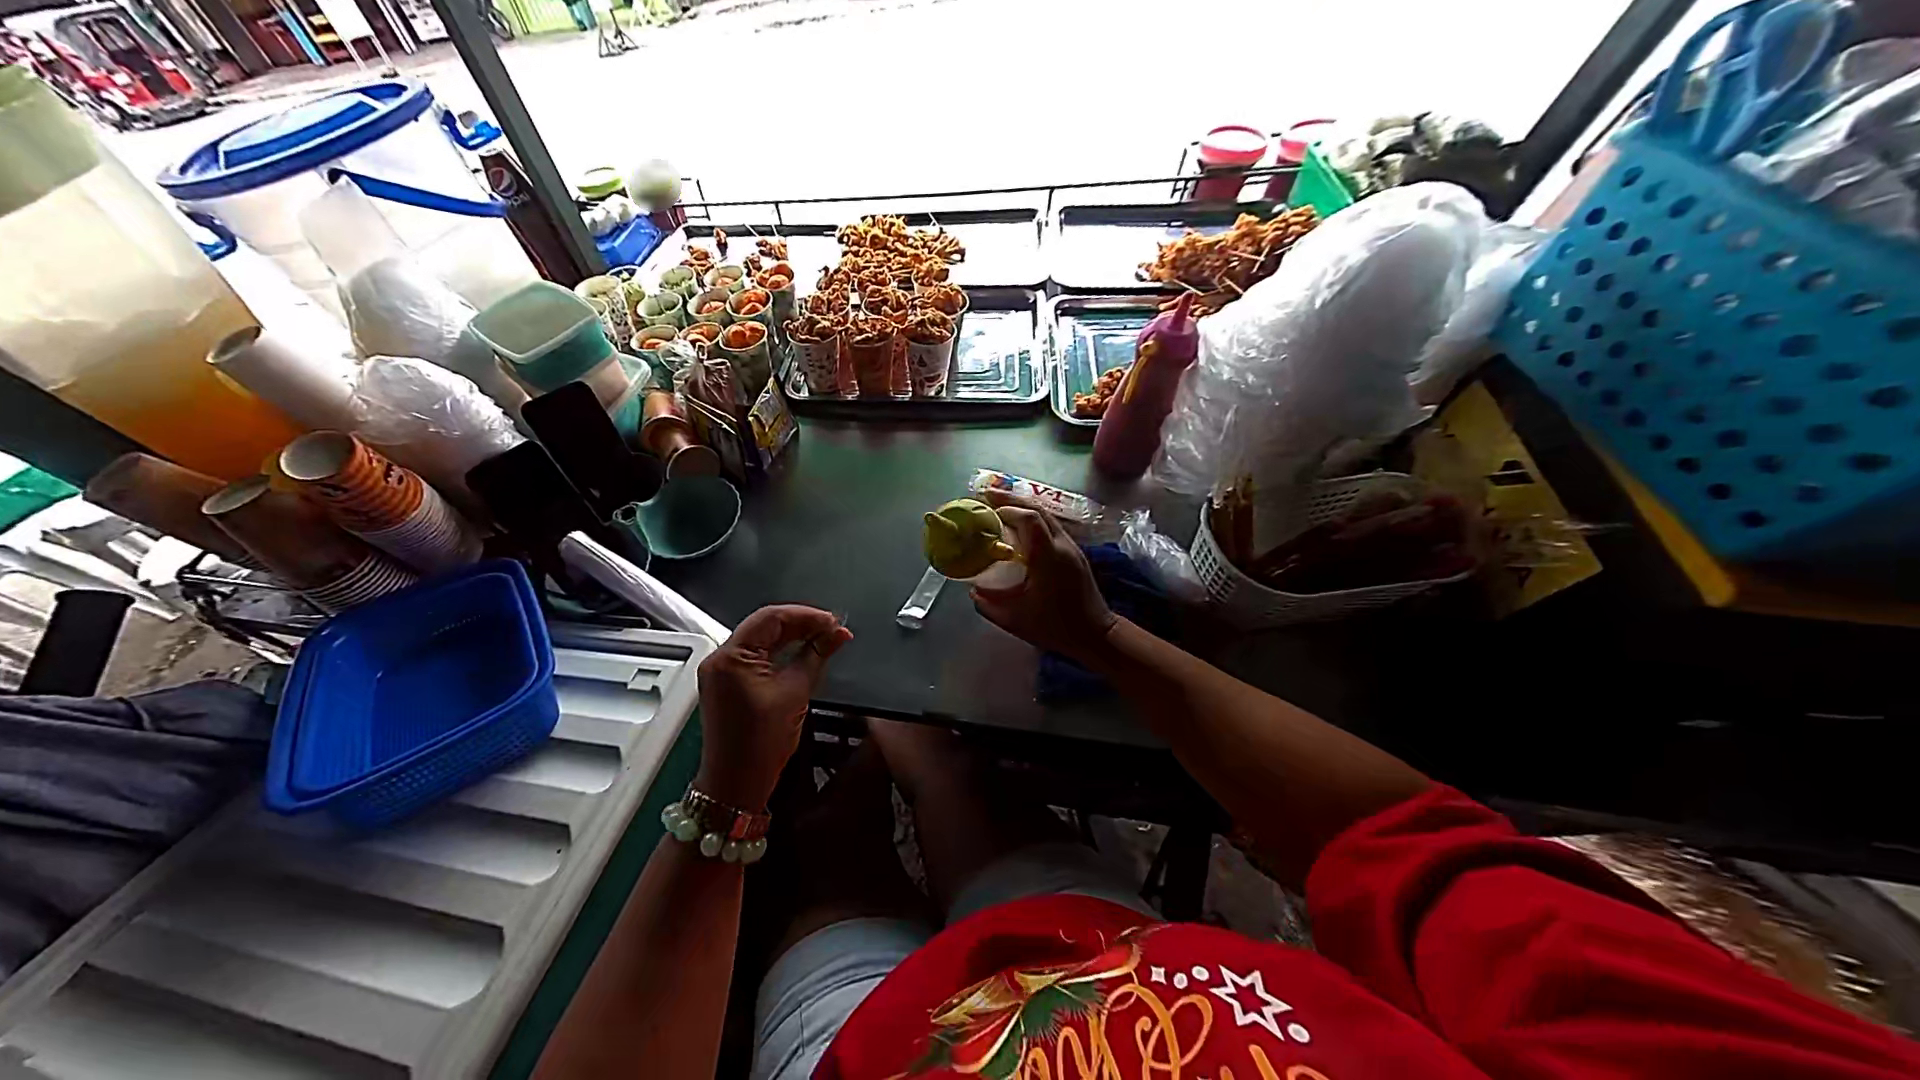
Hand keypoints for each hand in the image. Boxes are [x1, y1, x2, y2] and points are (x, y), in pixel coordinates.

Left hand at [696, 605, 851, 809]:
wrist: (736, 783)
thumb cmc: (759, 745)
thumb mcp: (796, 693)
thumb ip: (817, 655)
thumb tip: (837, 634)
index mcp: (731, 658)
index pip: (771, 617)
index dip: (806, 616)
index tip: (832, 621)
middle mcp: (720, 660)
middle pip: (765, 625)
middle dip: (801, 625)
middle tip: (833, 629)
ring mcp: (721, 672)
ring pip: (762, 640)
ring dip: (793, 637)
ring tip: (823, 639)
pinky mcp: (727, 684)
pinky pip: (756, 657)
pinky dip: (781, 652)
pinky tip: (803, 653)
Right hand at [970, 502, 1116, 663]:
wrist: (1096, 635)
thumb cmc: (1056, 627)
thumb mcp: (1015, 619)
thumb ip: (989, 604)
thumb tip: (973, 590)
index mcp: (1048, 556)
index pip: (1029, 518)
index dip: (1006, 509)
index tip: (984, 508)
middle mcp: (1062, 545)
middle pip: (1038, 510)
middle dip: (1011, 500)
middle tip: (986, 495)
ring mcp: (1072, 547)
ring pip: (1046, 516)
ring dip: (1023, 508)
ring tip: (998, 507)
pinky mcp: (1075, 554)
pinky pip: (1051, 527)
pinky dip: (1032, 521)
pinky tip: (1018, 528)